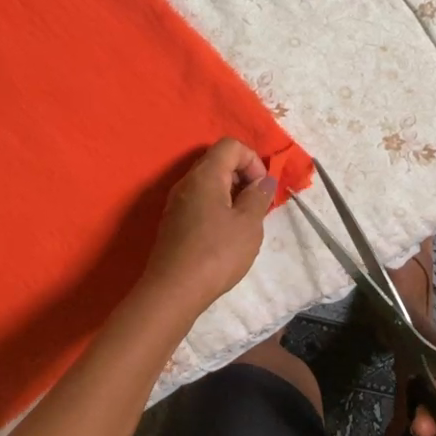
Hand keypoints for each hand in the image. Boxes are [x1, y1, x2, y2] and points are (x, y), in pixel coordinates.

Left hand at [138, 138, 277, 314]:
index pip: (230, 145)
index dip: (252, 160)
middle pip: (218, 161)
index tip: (261, 189)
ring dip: (230, 194)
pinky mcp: (173, 222)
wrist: (172, 290)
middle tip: (256, 206)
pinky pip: (199, 201)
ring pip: (208, 183)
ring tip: (243, 223)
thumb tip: (263, 181)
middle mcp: (187, 182)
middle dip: (243, 177)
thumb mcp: (248, 225)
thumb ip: (258, 197)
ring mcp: (176, 202)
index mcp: (205, 175)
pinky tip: (224, 236)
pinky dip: (216, 208)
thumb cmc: (216, 254)